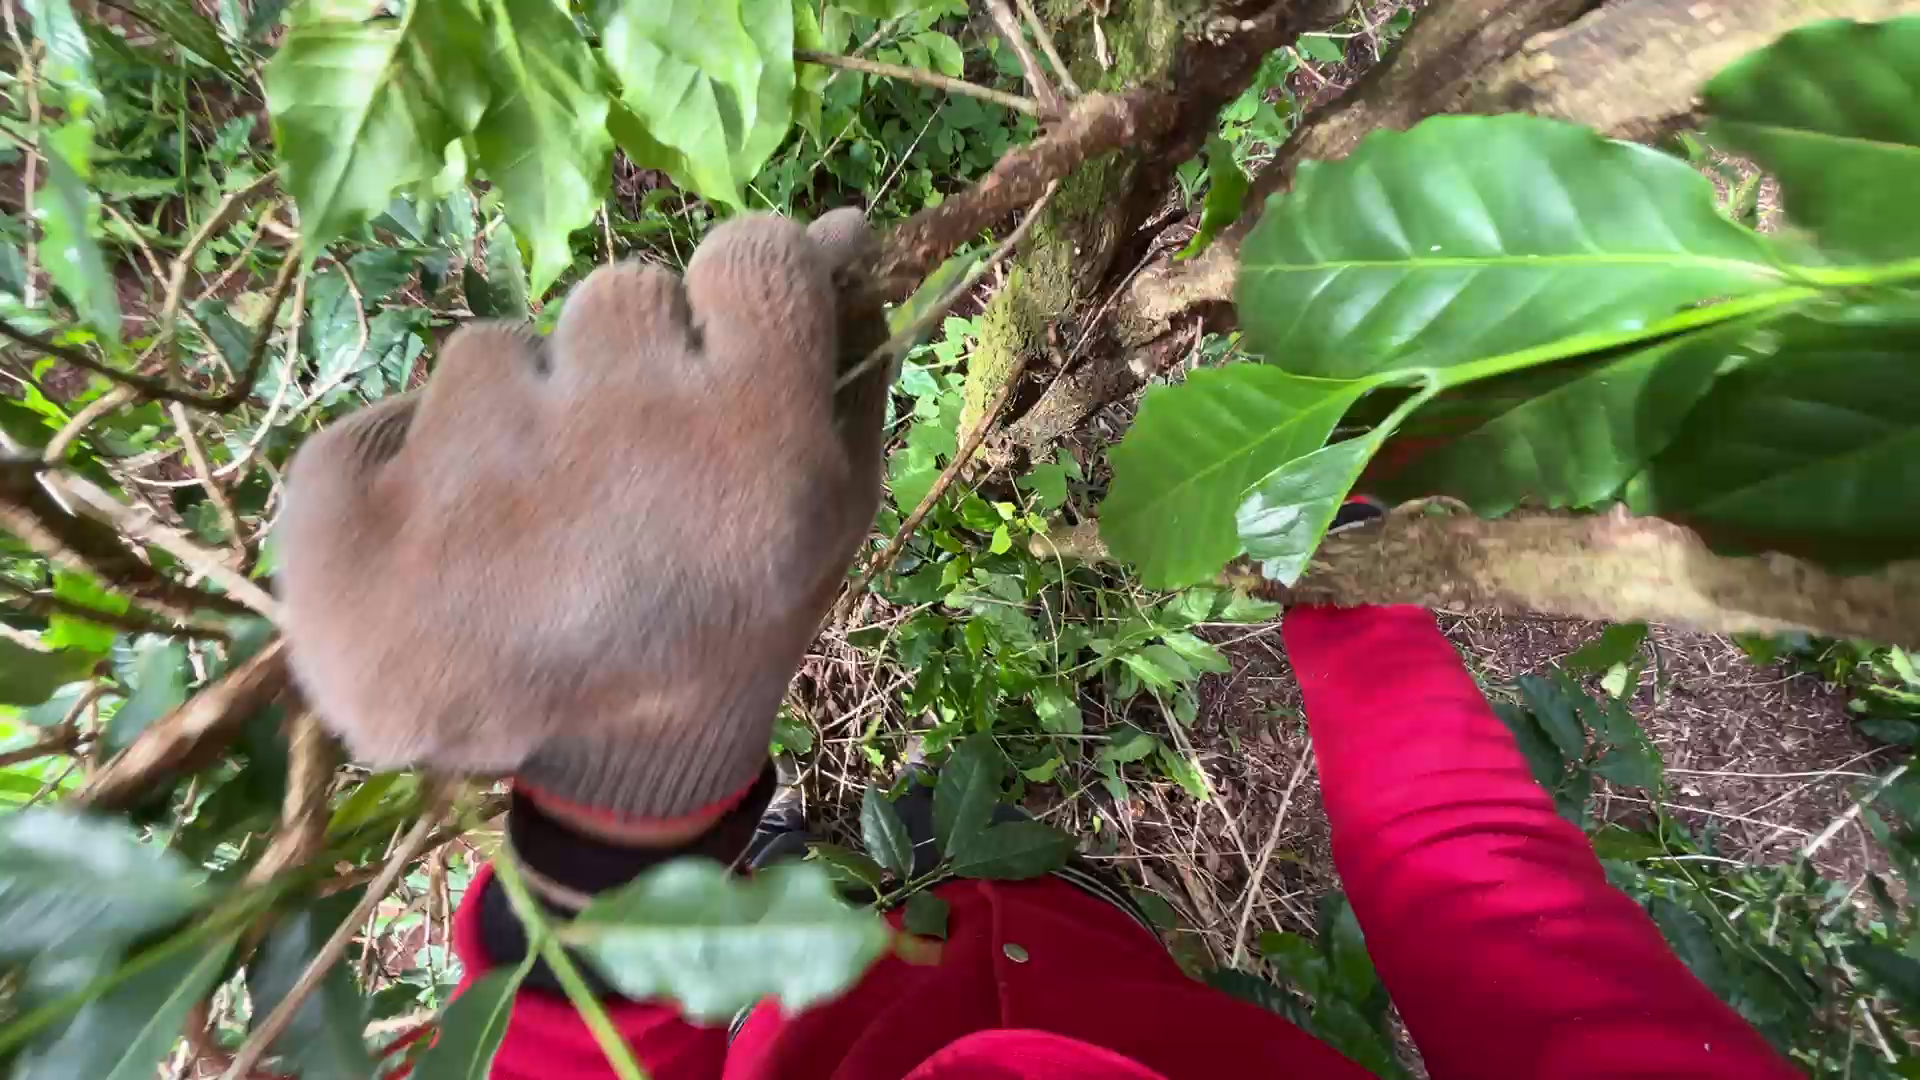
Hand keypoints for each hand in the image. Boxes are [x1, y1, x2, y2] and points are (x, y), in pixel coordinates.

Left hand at [279, 210, 885, 829]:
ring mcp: (475, 469)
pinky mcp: (351, 514)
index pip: (756, 256)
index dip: (750, 290)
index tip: (737, 339)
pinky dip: (422, 473)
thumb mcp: (837, 511)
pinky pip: (385, 423)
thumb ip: (853, 368)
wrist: (627, 757)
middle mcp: (627, 430)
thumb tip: (851, 229)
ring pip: (497, 352)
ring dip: (529, 422)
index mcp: (760, 441)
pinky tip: (465, 556)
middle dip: (638, 367)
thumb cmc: (752, 616)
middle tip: (642, 476)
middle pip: (623, 294)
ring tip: (551, 531)